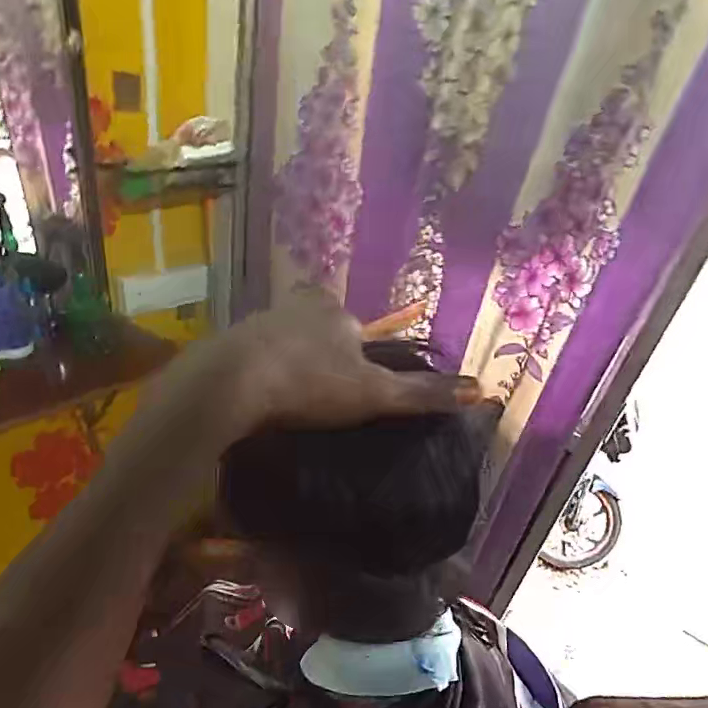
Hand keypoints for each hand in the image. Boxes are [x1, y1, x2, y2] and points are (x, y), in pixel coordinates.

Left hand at [174, 291, 478, 436]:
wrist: (233, 383)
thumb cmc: (311, 383)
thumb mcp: (374, 393)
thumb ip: (421, 393)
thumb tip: (481, 390)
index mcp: (333, 309)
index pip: (356, 328)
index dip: (359, 357)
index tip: (352, 387)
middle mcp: (295, 306)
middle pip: (318, 329)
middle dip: (322, 355)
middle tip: (319, 396)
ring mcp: (257, 322)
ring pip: (284, 341)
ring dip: (289, 364)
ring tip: (290, 401)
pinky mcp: (227, 344)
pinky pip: (253, 357)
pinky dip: (259, 374)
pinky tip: (259, 398)